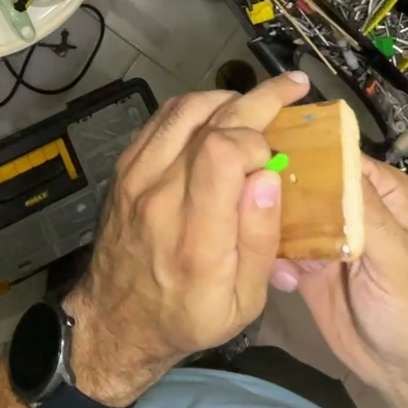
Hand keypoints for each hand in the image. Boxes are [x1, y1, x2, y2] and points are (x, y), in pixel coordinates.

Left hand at [63, 72, 311, 405]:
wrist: (115, 321)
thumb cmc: (187, 316)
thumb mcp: (243, 301)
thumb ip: (260, 238)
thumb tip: (270, 174)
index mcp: (193, 235)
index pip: (221, 151)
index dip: (255, 140)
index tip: (273, 157)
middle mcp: (159, 194)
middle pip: (208, 120)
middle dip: (259, 98)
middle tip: (292, 86)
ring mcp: (135, 175)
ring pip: (184, 108)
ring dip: (226, 97)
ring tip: (255, 104)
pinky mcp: (124, 166)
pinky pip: (162, 118)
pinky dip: (196, 108)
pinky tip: (217, 115)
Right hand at [269, 158, 407, 395]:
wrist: (405, 376)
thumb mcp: (398, 259)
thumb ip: (367, 212)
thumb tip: (337, 160)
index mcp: (384, 195)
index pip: (346, 158)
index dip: (313, 151)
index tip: (274, 147)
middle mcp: (354, 208)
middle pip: (312, 181)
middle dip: (282, 184)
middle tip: (247, 189)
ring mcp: (330, 236)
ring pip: (292, 212)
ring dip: (272, 221)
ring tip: (254, 232)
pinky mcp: (310, 265)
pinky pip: (284, 247)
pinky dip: (273, 254)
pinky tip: (275, 271)